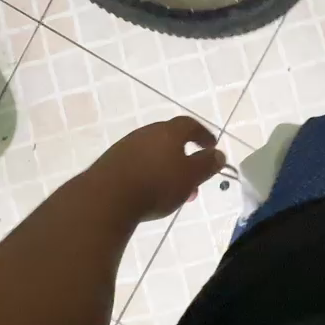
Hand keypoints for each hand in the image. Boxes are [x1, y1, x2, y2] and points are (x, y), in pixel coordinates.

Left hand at [84, 116, 226, 221]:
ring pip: (154, 153)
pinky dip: (150, 173)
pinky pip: (138, 163)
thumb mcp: (189, 177)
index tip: (212, 148)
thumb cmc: (156, 185)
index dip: (203, 135)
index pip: (190, 125)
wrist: (106, 199)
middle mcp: (146, 133)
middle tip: (194, 178)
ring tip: (174, 192)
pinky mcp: (111, 162)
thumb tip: (218, 154)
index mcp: (168, 131)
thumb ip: (206, 164)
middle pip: (170, 139)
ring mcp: (126, 146)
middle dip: (185, 157)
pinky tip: (150, 193)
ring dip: (167, 168)